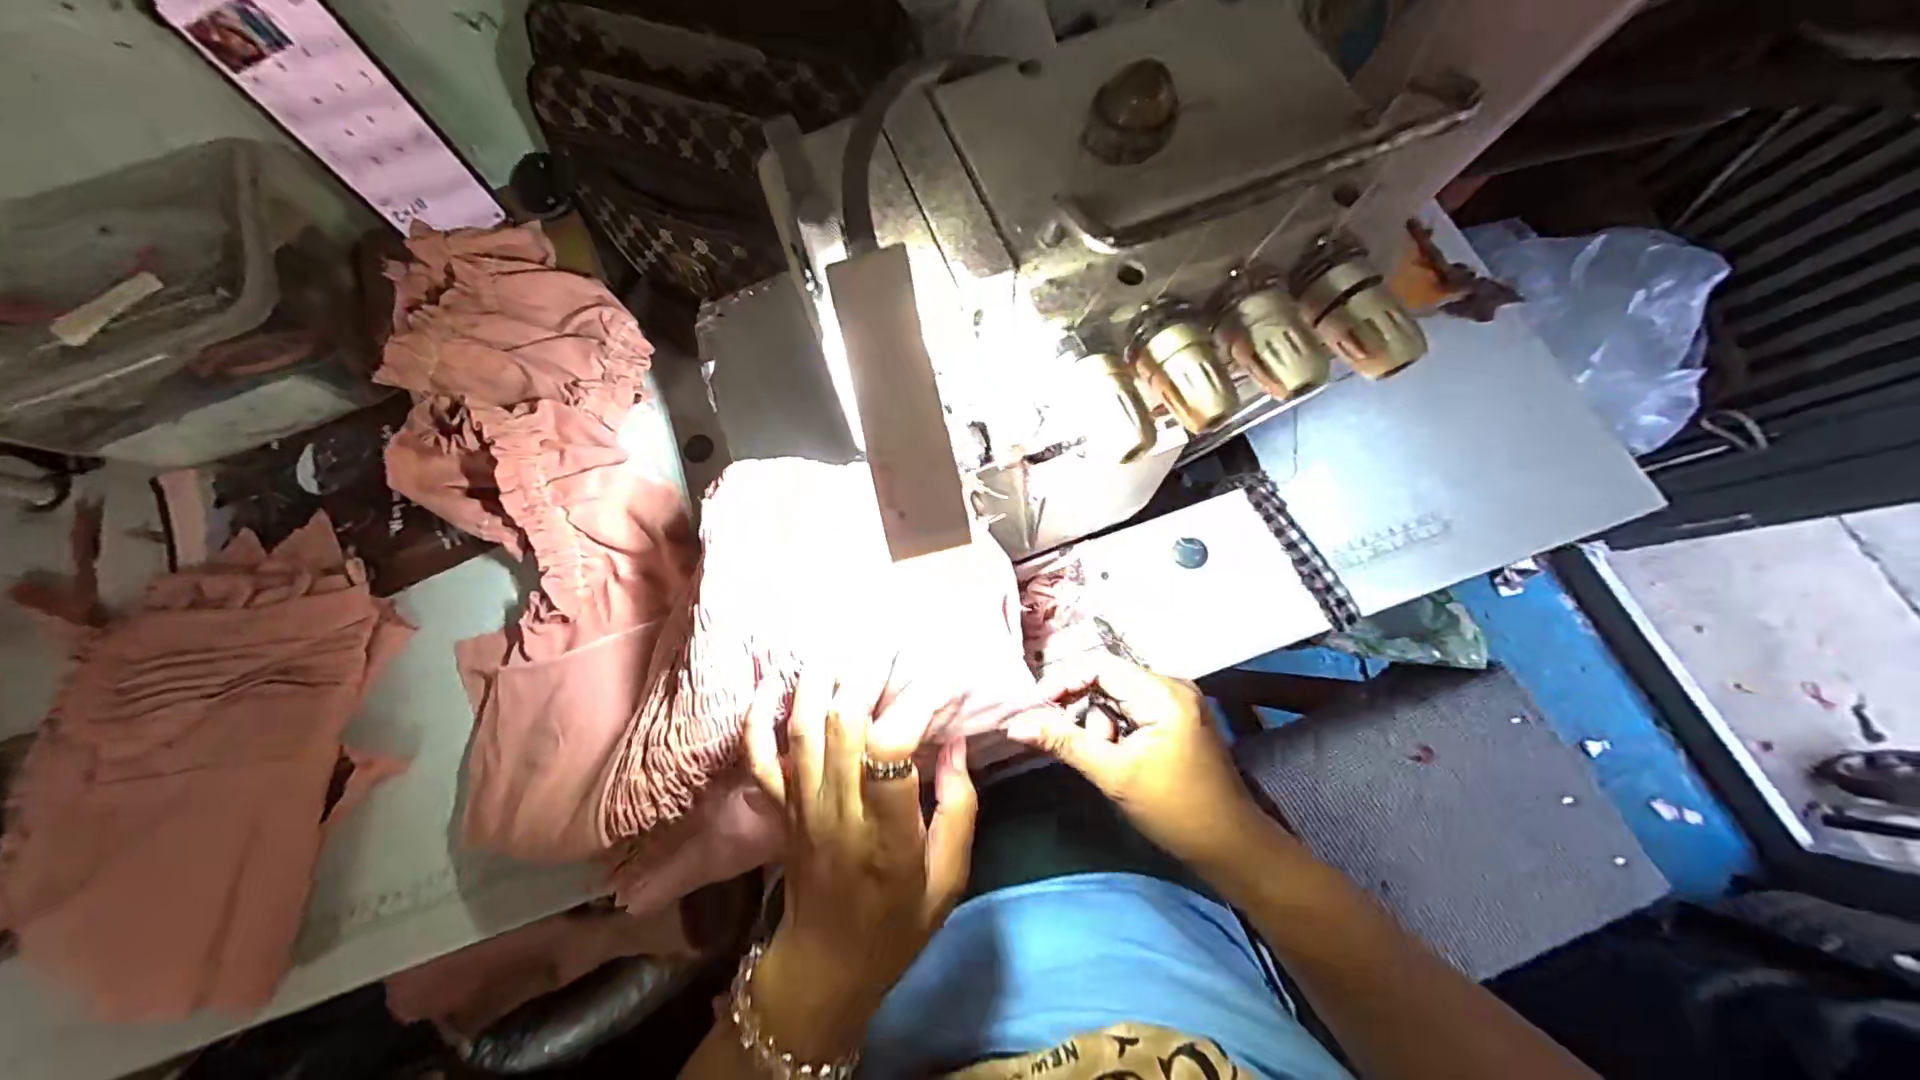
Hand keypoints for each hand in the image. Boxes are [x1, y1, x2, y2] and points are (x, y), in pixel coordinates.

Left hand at [739, 661, 977, 1061]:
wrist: (826, 965)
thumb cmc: (898, 922)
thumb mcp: (950, 877)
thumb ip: (960, 806)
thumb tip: (958, 741)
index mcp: (887, 832)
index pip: (890, 749)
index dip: (913, 703)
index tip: (938, 680)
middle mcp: (838, 809)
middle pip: (842, 723)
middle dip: (866, 674)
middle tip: (890, 646)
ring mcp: (800, 806)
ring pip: (801, 727)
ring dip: (819, 679)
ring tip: (842, 644)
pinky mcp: (778, 808)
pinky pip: (758, 755)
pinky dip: (758, 716)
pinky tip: (772, 682)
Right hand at [1006, 654, 1265, 868]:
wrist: (1230, 846)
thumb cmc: (1174, 811)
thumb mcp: (1113, 774)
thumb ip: (1063, 742)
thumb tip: (1015, 725)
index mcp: (1163, 693)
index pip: (1100, 665)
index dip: (1063, 681)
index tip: (1036, 707)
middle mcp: (1171, 686)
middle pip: (1106, 679)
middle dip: (1082, 709)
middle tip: (1070, 742)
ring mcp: (1176, 701)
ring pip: (1115, 696)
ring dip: (1099, 724)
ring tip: (1107, 760)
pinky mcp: (1175, 718)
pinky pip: (1130, 710)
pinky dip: (1114, 730)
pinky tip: (1117, 757)